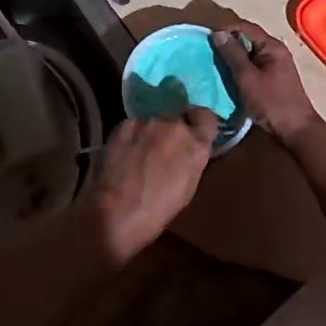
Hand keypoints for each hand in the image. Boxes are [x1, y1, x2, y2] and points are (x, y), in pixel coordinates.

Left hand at [89, 110, 219, 262]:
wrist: (120, 210)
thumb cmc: (160, 208)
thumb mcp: (189, 185)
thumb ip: (192, 158)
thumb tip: (188, 148)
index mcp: (196, 144)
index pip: (205, 116)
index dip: (198, 122)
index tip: (191, 130)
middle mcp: (175, 125)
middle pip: (177, 119)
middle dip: (171, 131)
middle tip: (162, 150)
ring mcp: (149, 122)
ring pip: (153, 122)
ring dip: (150, 134)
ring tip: (140, 155)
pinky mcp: (126, 123)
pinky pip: (134, 126)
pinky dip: (132, 136)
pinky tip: (125, 153)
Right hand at [213, 21, 321, 142]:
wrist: (296, 131)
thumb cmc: (271, 103)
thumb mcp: (247, 78)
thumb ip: (233, 54)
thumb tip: (218, 33)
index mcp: (272, 46)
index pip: (245, 27)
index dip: (225, 29)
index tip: (207, 39)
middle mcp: (275, 51)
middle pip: (248, 38)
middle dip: (228, 43)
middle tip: (209, 52)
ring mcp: (275, 64)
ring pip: (249, 52)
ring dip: (233, 56)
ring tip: (215, 63)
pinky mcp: (273, 77)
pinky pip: (253, 64)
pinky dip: (240, 66)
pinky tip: (229, 76)